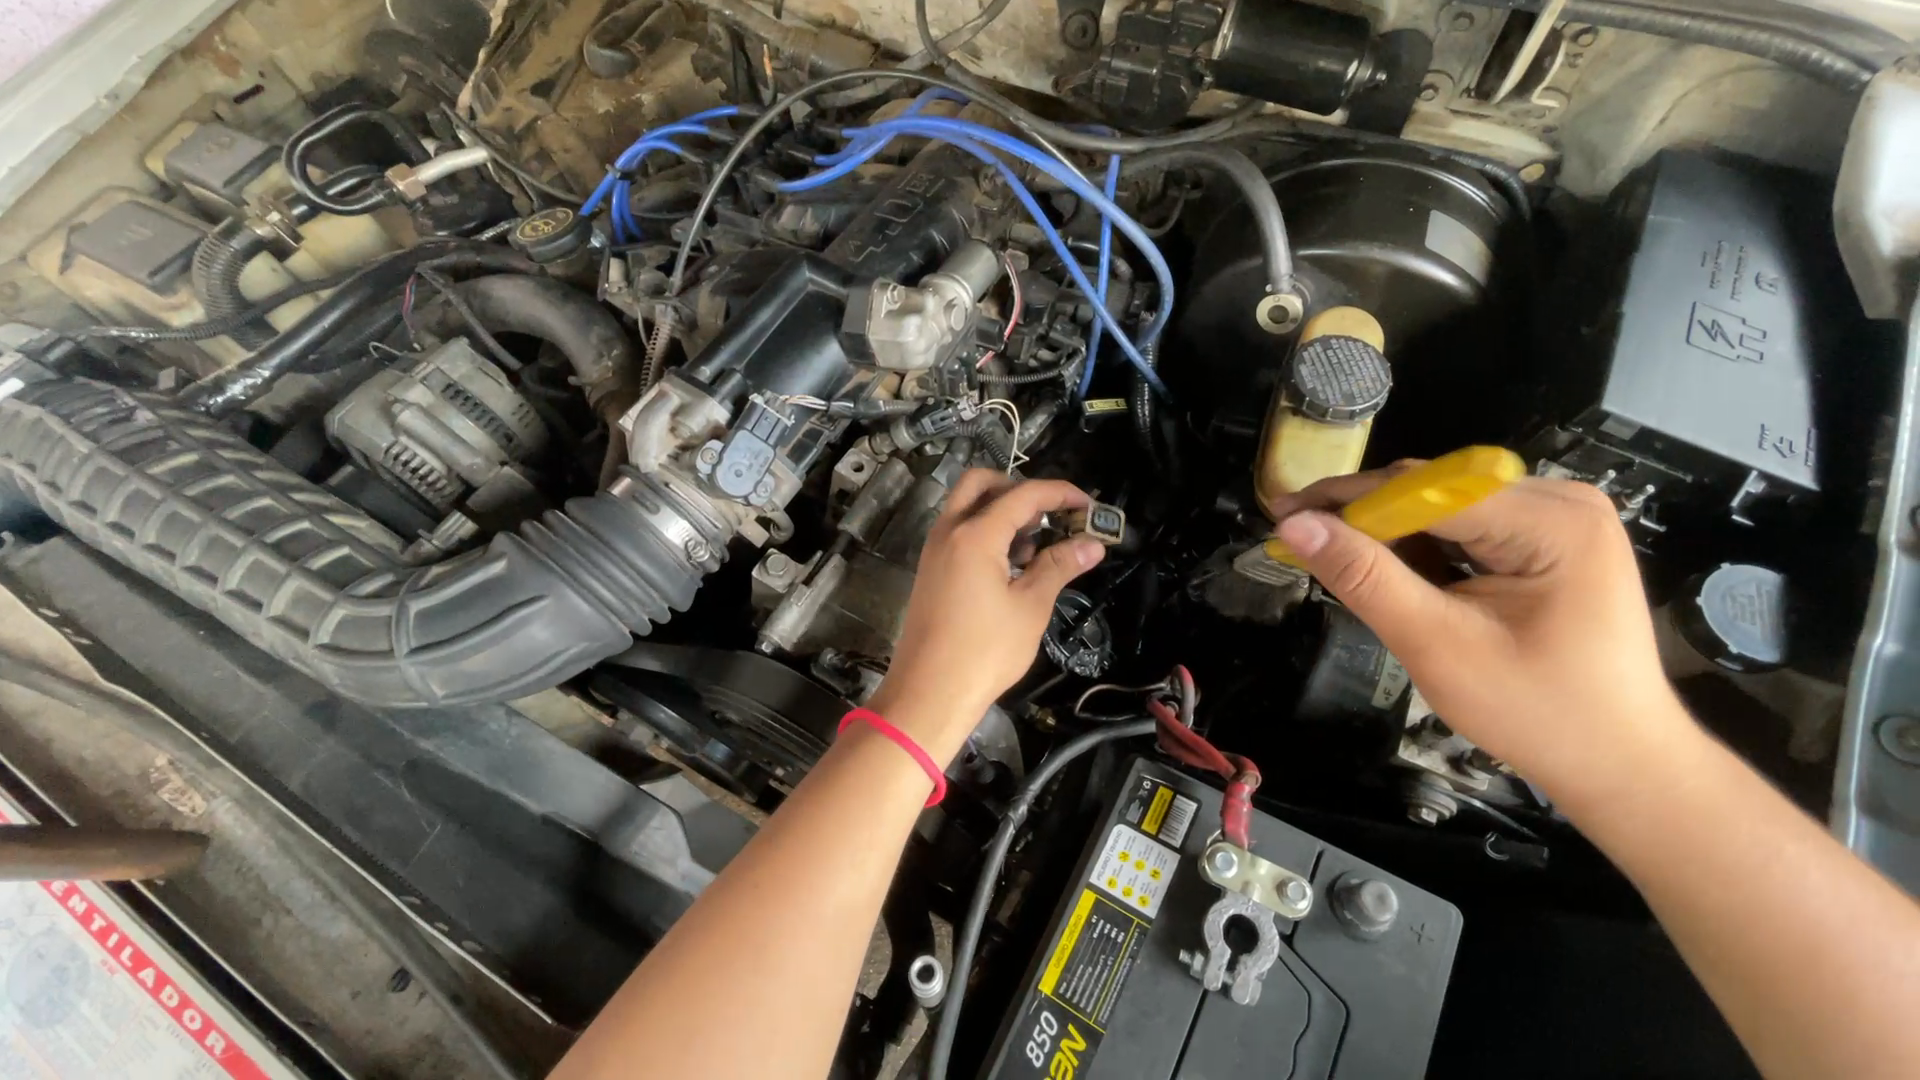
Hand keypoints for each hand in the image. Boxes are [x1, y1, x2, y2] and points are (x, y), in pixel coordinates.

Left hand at [871, 470, 1106, 761]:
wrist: (929, 693)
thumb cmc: (984, 652)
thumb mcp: (1030, 607)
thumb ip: (1059, 567)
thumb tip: (1092, 544)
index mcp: (974, 534)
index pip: (1023, 494)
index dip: (1060, 494)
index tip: (1088, 505)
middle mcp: (948, 532)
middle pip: (981, 484)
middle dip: (1020, 490)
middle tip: (1050, 516)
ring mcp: (934, 551)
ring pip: (967, 508)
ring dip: (1001, 512)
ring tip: (1036, 549)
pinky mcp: (931, 571)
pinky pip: (958, 533)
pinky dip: (985, 533)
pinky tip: (1011, 567)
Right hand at [1270, 468, 1695, 802]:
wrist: (1619, 763)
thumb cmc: (1536, 712)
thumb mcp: (1437, 645)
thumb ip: (1365, 578)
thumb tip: (1294, 526)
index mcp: (1551, 522)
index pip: (1423, 488)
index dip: (1344, 499)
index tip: (1280, 516)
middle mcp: (1561, 502)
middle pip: (1432, 489)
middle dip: (1362, 516)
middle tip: (1296, 540)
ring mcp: (1559, 519)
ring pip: (1442, 505)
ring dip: (1385, 531)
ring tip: (1333, 557)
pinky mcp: (1550, 540)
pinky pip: (1465, 525)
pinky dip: (1418, 545)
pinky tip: (1388, 569)